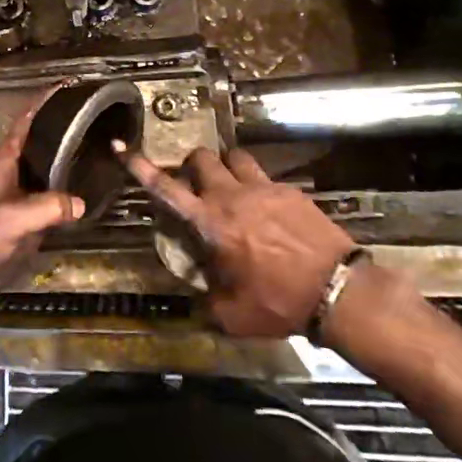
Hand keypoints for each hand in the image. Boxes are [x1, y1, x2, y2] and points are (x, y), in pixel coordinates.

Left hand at [0, 88, 85, 294]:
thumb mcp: (12, 218)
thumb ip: (46, 207)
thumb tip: (82, 203)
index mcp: (8, 159)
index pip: (26, 120)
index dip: (44, 101)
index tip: (68, 85)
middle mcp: (21, 169)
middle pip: (45, 137)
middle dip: (66, 122)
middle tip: (97, 111)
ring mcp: (31, 191)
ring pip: (56, 162)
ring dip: (75, 150)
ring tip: (104, 138)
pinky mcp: (40, 212)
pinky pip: (63, 190)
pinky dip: (78, 180)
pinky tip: (99, 178)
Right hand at [124, 147, 361, 336]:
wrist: (337, 291)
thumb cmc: (278, 304)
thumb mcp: (231, 314)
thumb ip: (206, 297)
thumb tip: (199, 290)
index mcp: (210, 224)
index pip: (166, 189)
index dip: (141, 167)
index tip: (124, 147)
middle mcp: (232, 197)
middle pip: (201, 158)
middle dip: (191, 167)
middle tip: (195, 186)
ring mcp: (264, 188)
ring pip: (234, 157)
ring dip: (224, 167)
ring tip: (230, 187)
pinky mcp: (290, 190)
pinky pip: (264, 176)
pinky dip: (256, 185)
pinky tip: (266, 209)